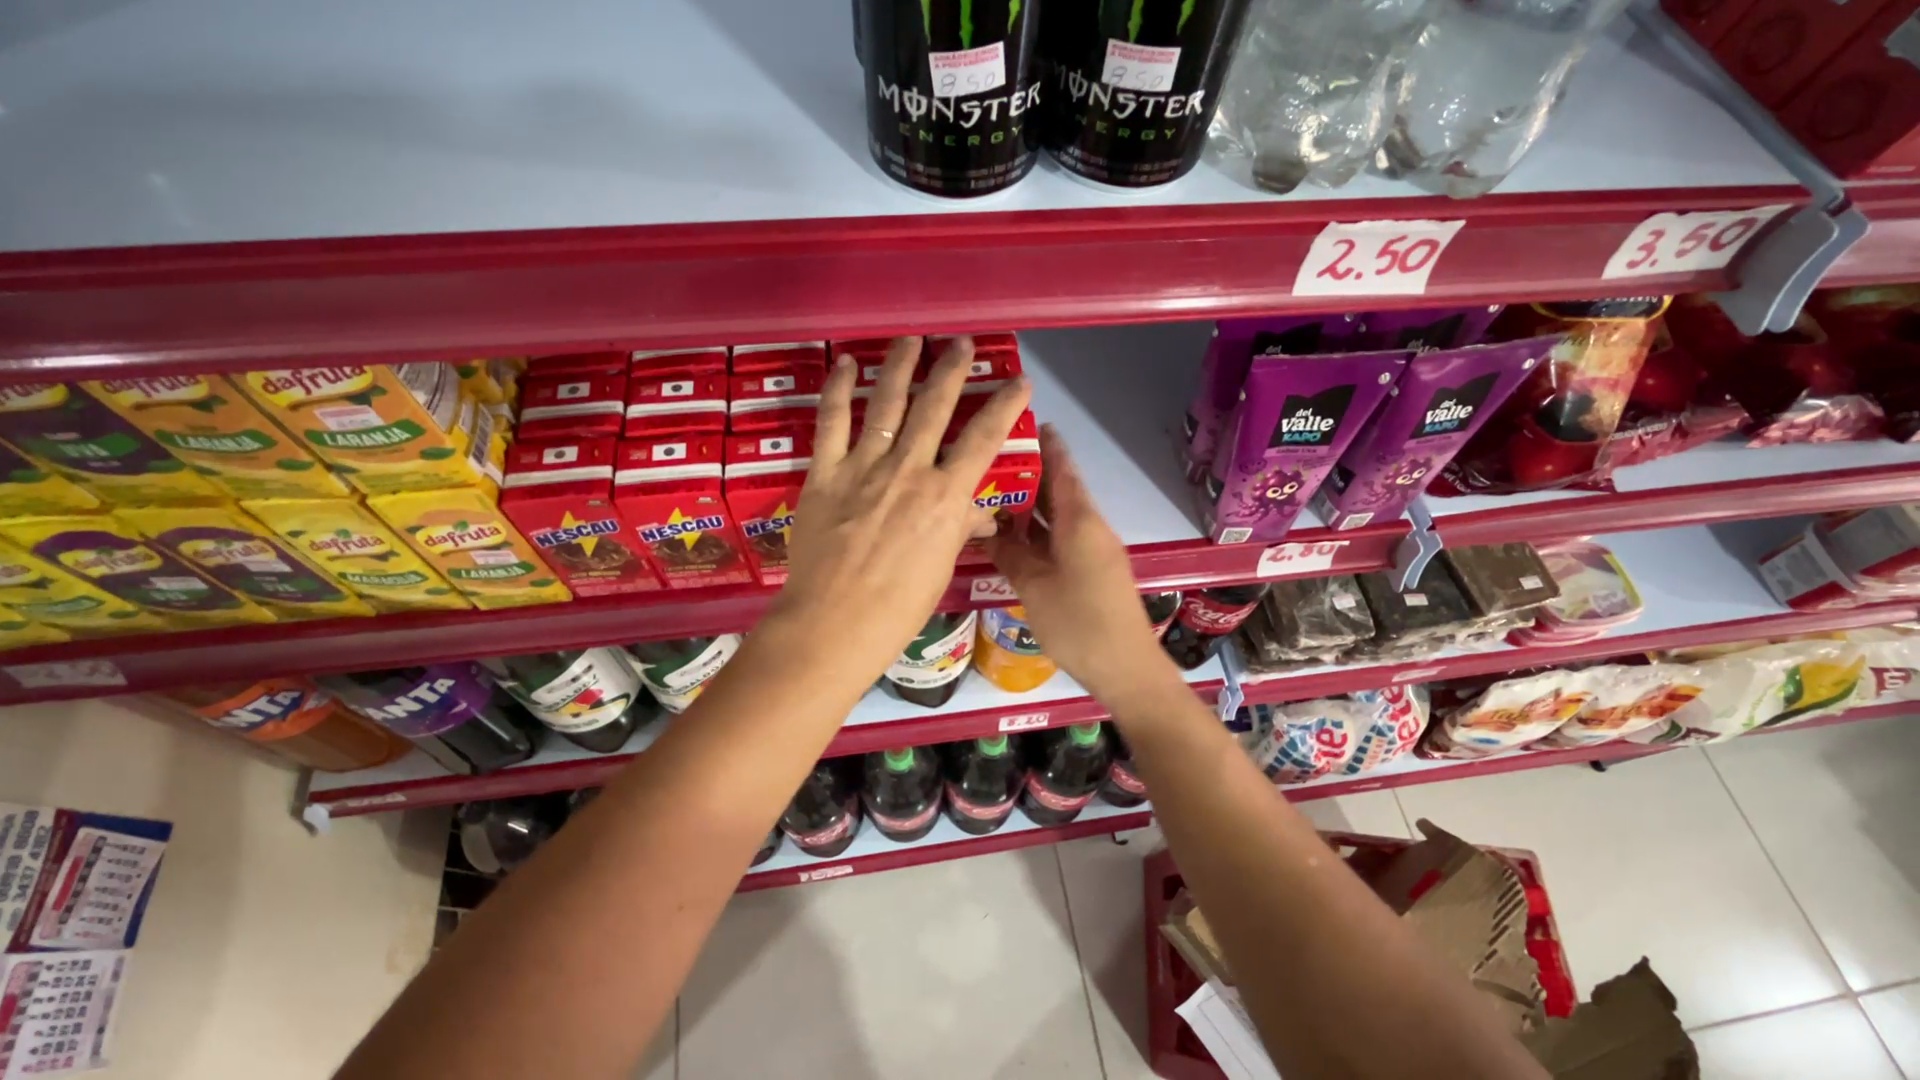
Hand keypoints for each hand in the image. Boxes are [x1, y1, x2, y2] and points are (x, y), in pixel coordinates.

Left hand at [771, 336, 1030, 683]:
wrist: (836, 623)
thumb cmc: (898, 608)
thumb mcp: (940, 567)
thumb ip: (958, 530)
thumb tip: (978, 516)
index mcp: (946, 496)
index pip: (984, 439)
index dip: (1005, 405)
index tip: (1019, 381)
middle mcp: (910, 470)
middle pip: (936, 407)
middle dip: (951, 370)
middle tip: (959, 344)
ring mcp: (864, 468)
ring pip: (886, 402)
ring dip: (900, 366)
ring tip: (911, 340)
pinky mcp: (824, 473)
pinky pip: (831, 421)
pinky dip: (838, 389)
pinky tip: (846, 364)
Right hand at [986, 425, 1182, 701]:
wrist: (1125, 668)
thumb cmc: (1079, 622)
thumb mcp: (1034, 586)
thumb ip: (1010, 555)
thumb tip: (988, 532)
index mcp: (1080, 521)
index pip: (1063, 469)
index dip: (1045, 445)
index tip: (1024, 423)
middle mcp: (1090, 528)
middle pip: (1060, 491)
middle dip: (1029, 474)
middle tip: (990, 460)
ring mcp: (1093, 552)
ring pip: (1058, 518)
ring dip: (1030, 506)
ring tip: (991, 494)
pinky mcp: (1091, 574)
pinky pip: (1060, 540)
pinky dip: (1037, 532)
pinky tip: (1011, 538)